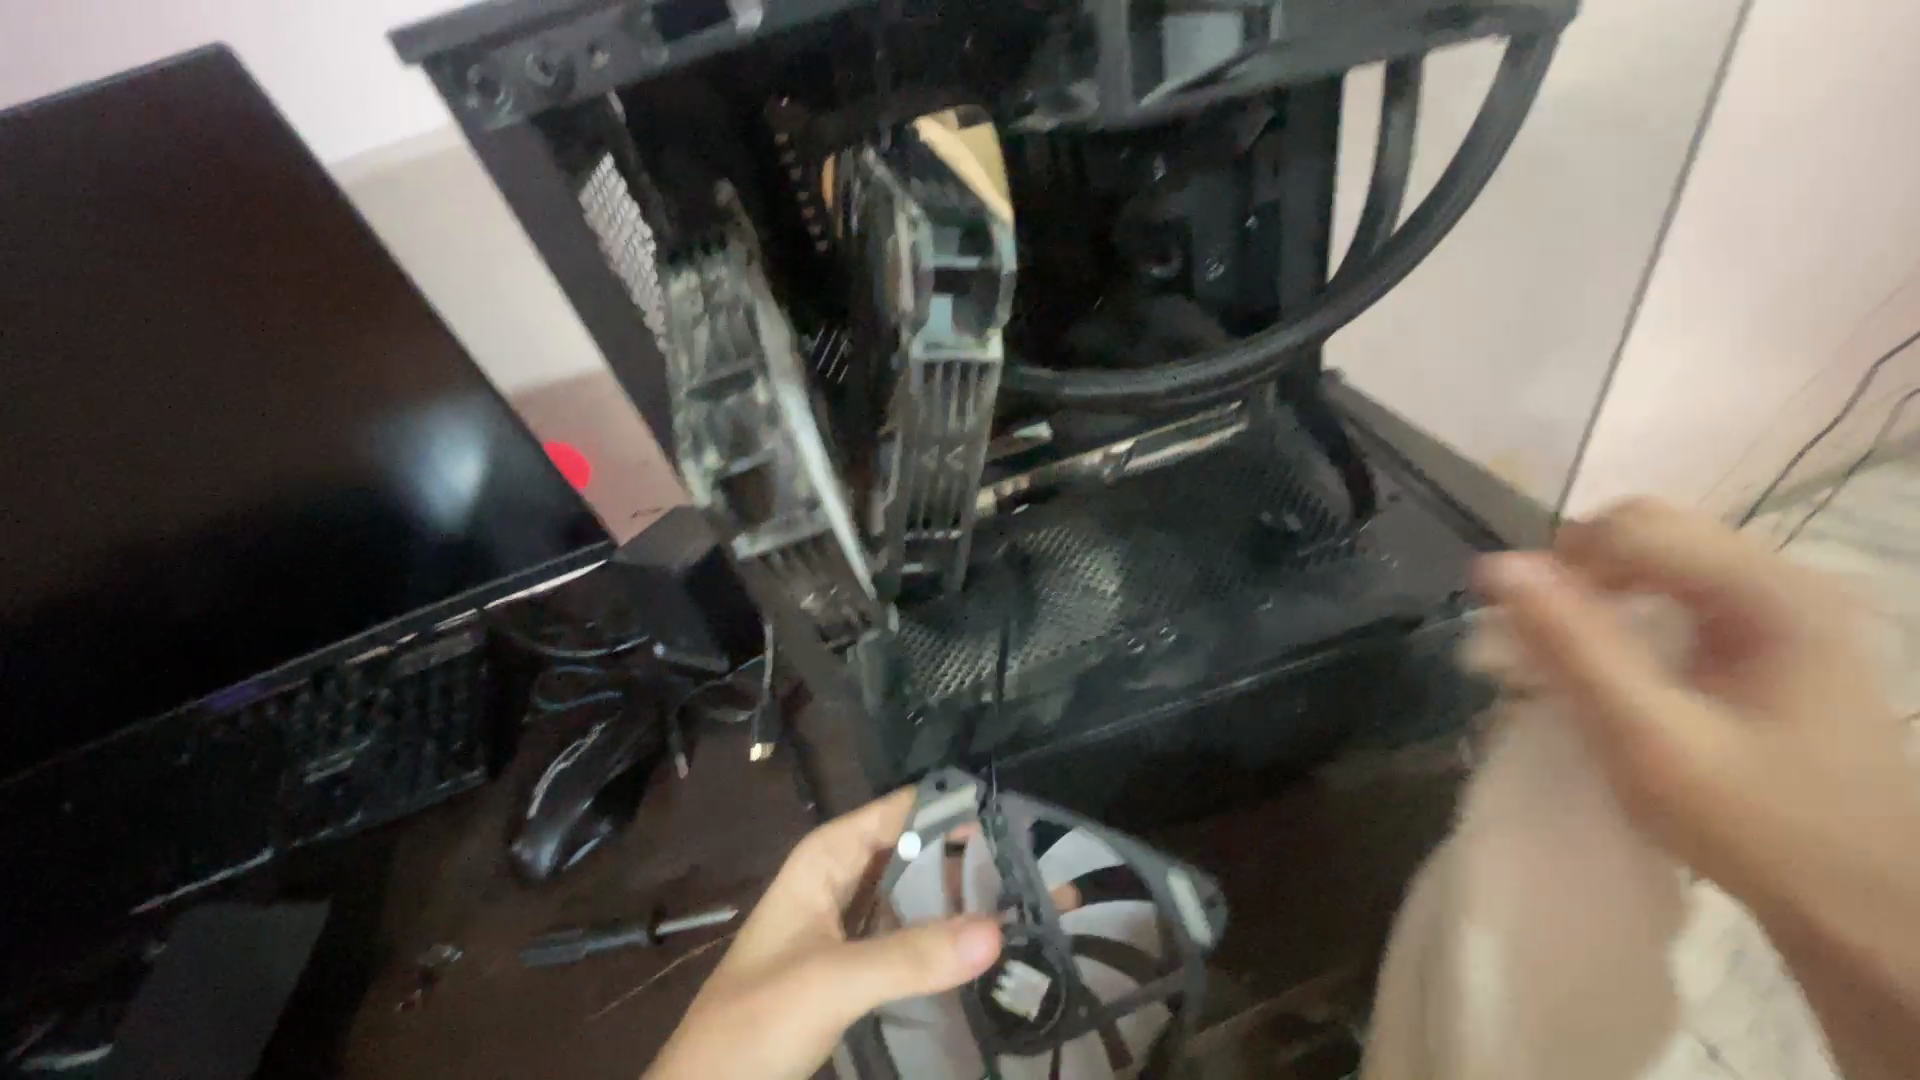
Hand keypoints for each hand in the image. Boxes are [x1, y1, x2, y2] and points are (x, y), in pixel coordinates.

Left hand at [644, 789, 1002, 1079]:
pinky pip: (911, 937)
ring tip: (1033, 908)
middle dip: (973, 859)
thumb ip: (913, 955)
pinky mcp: (857, 964)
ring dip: (964, 902)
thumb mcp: (834, 980)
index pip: (903, 810)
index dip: (957, 809)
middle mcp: (843, 876)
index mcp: (829, 856)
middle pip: (917, 851)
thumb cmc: (756, 1021)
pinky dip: (946, 940)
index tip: (1022, 822)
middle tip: (1043, 875)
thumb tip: (999, 931)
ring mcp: (850, 922)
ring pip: (917, 896)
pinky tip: (990, 952)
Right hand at [1476, 499, 1919, 1079]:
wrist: (1865, 906)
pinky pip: (1671, 592)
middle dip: (1573, 576)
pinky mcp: (1768, 637)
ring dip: (1592, 595)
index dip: (1558, 567)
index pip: (1631, 528)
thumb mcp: (1647, 738)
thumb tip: (1496, 567)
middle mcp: (1781, 582)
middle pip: (1644, 531)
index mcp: (1771, 595)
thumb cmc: (1757, 824)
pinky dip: (1621, 614)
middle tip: (1538, 642)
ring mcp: (1780, 608)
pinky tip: (1609, 667)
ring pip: (1651, 559)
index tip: (1516, 632)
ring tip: (1565, 658)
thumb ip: (1572, 646)